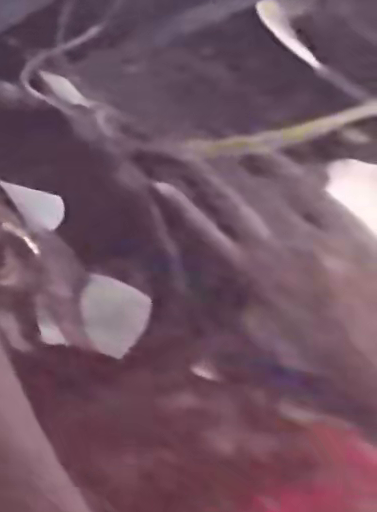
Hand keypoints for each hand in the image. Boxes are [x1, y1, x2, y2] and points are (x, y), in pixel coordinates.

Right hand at [155, 152, 376, 416]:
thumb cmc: (329, 369)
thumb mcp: (268, 355)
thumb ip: (223, 342)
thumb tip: (186, 348)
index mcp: (252, 271)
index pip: (201, 225)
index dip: (177, 202)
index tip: (154, 179)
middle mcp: (279, 247)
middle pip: (235, 198)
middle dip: (208, 171)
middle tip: (184, 146)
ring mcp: (324, 241)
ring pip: (278, 191)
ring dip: (253, 166)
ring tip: (233, 142)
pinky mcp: (359, 242)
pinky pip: (325, 202)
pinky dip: (303, 180)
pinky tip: (287, 163)